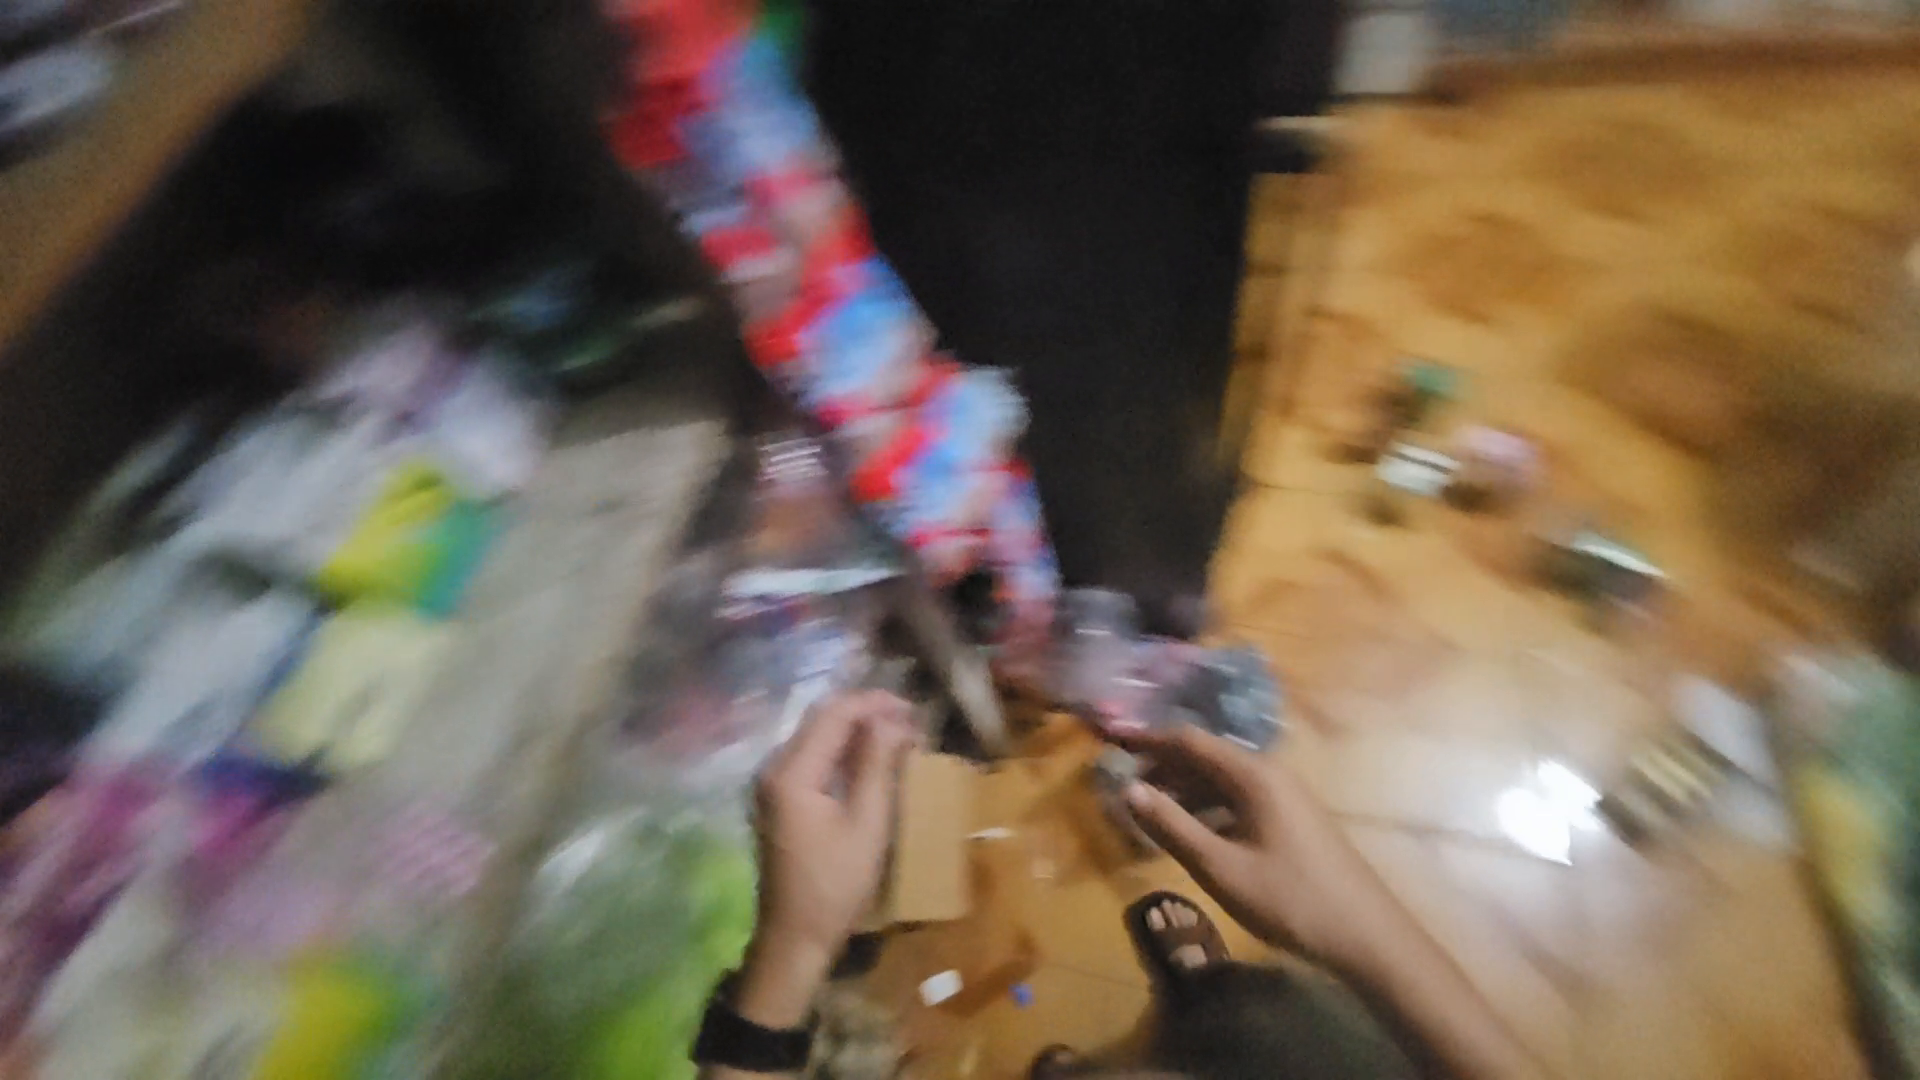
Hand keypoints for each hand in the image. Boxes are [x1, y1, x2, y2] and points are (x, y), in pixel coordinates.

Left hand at [735, 690, 917, 1028]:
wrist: (793, 939)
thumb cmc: (835, 886)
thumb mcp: (867, 823)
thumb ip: (877, 764)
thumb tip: (894, 719)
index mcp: (791, 772)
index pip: (834, 714)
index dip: (874, 703)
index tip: (912, 708)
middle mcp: (773, 767)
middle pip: (821, 718)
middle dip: (866, 711)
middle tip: (909, 719)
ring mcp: (772, 781)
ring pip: (816, 733)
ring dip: (856, 727)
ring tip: (897, 733)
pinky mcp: (778, 795)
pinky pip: (811, 754)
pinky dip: (842, 747)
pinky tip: (870, 755)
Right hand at [1113, 726, 1405, 976]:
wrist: (1369, 939)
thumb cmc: (1291, 899)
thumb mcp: (1221, 867)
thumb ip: (1172, 826)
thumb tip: (1127, 788)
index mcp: (1252, 775)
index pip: (1188, 740)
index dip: (1147, 739)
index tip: (1112, 742)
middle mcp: (1267, 773)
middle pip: (1204, 756)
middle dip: (1162, 766)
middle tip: (1125, 784)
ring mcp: (1283, 794)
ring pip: (1220, 779)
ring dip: (1183, 789)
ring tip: (1149, 811)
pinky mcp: (1290, 817)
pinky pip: (1237, 798)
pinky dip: (1206, 807)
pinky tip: (1191, 832)